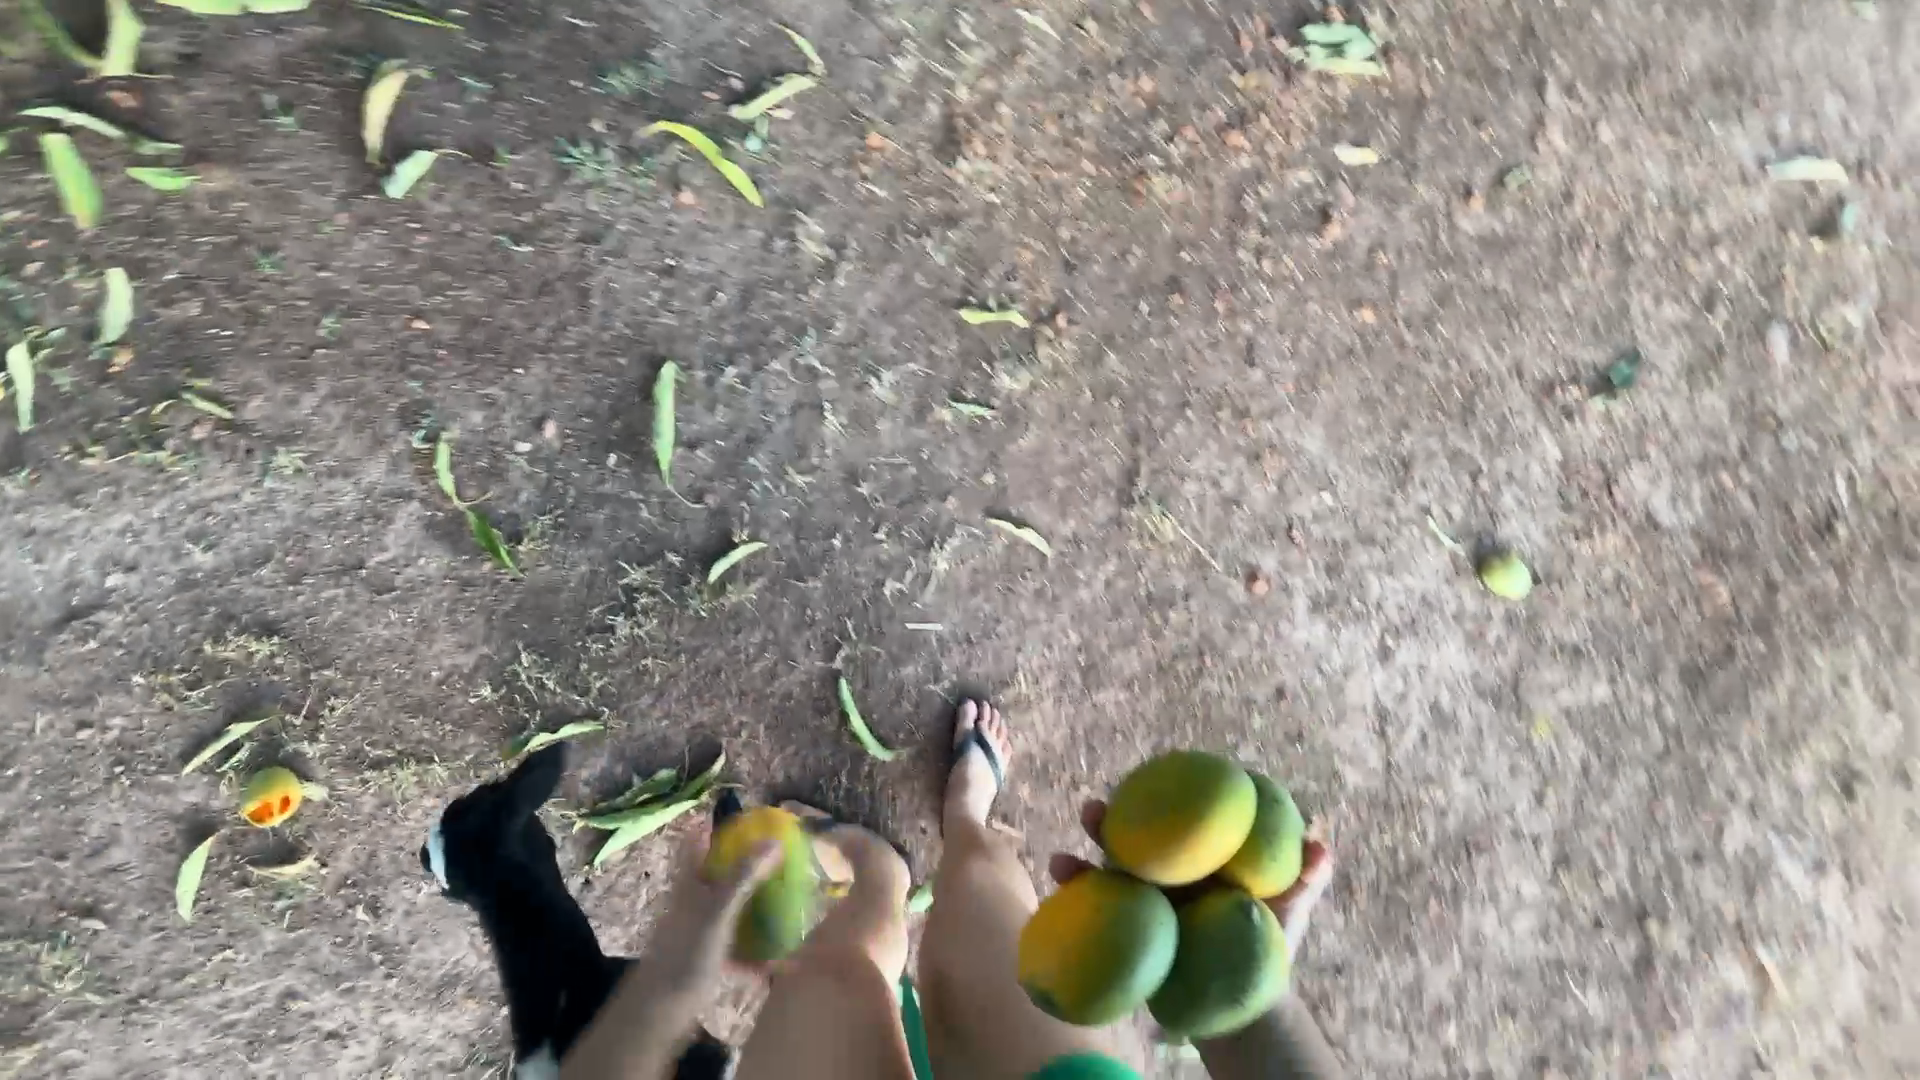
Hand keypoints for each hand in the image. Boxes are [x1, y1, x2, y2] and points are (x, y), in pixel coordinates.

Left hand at [640, 822, 783, 1001]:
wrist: (657, 1017)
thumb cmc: (684, 955)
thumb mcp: (717, 911)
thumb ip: (744, 876)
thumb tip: (774, 840)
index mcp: (688, 882)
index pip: (695, 839)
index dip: (711, 822)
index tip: (742, 815)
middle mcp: (691, 900)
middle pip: (717, 871)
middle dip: (746, 863)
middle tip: (779, 854)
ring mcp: (697, 931)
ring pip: (729, 908)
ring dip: (755, 904)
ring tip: (787, 899)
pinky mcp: (705, 960)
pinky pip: (737, 945)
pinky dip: (756, 949)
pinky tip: (780, 959)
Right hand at [1046, 800, 1334, 959]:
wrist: (1245, 1005)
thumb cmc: (1267, 944)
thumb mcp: (1287, 907)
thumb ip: (1301, 877)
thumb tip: (1322, 845)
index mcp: (1195, 854)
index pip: (1172, 814)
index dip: (1156, 792)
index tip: (1143, 776)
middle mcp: (1164, 868)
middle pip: (1129, 835)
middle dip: (1106, 819)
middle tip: (1091, 810)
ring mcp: (1142, 896)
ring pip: (1104, 868)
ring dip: (1078, 861)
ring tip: (1060, 861)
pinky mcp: (1126, 927)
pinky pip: (1096, 909)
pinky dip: (1075, 898)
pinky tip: (1059, 891)